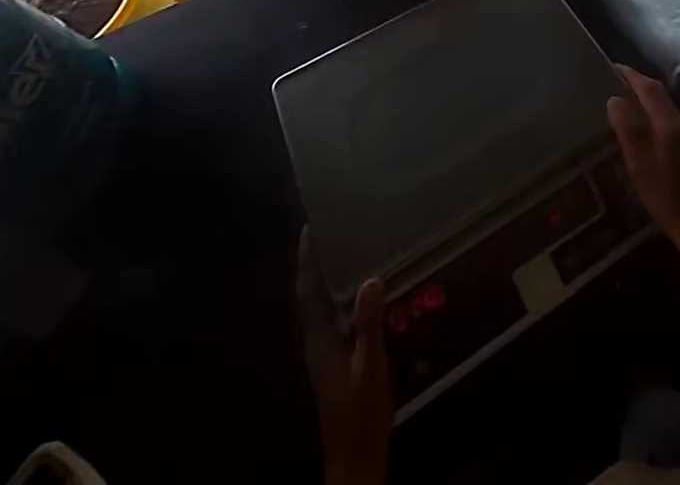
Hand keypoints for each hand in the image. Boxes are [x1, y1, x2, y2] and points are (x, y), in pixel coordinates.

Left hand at [298, 228, 390, 484]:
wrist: (356, 453)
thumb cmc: (360, 410)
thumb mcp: (370, 366)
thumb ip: (369, 325)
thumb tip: (371, 280)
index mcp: (320, 336)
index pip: (308, 289)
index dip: (308, 258)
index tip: (311, 227)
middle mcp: (317, 338)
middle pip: (310, 292)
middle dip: (316, 260)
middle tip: (333, 229)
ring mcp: (324, 349)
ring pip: (320, 303)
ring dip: (327, 275)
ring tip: (346, 249)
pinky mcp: (335, 357)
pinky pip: (333, 315)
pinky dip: (341, 294)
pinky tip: (361, 290)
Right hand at [608, 65, 679, 243]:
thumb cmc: (662, 193)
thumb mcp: (638, 162)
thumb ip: (627, 128)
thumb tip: (614, 99)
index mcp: (670, 124)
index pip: (650, 89)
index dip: (631, 76)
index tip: (612, 68)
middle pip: (659, 93)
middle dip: (638, 83)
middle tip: (613, 80)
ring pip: (664, 104)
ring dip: (644, 96)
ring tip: (621, 96)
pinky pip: (666, 116)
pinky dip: (651, 110)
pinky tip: (637, 120)